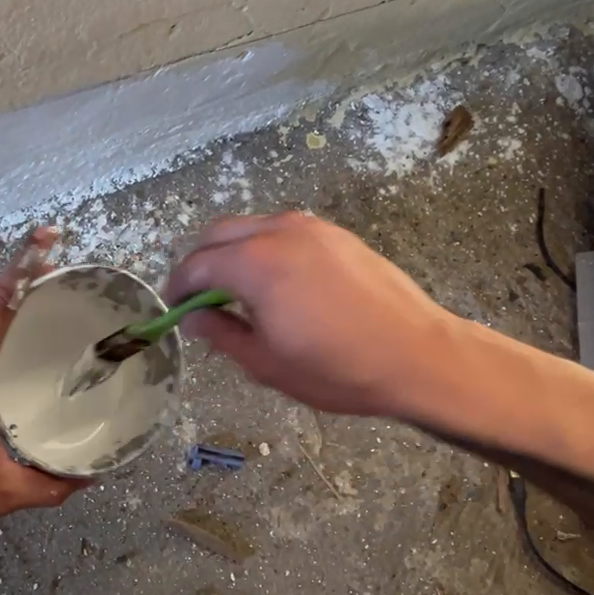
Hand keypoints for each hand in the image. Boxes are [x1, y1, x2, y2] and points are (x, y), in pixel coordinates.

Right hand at [164, 212, 454, 416]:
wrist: (418, 354)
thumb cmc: (338, 368)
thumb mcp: (267, 363)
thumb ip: (221, 333)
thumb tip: (192, 317)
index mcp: (253, 262)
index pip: (196, 264)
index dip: (177, 286)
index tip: (175, 308)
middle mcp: (277, 231)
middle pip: (218, 234)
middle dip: (201, 262)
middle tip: (201, 298)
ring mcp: (309, 226)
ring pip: (251, 227)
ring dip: (233, 252)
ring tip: (240, 292)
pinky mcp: (334, 233)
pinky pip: (283, 231)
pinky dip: (265, 248)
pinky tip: (280, 283)